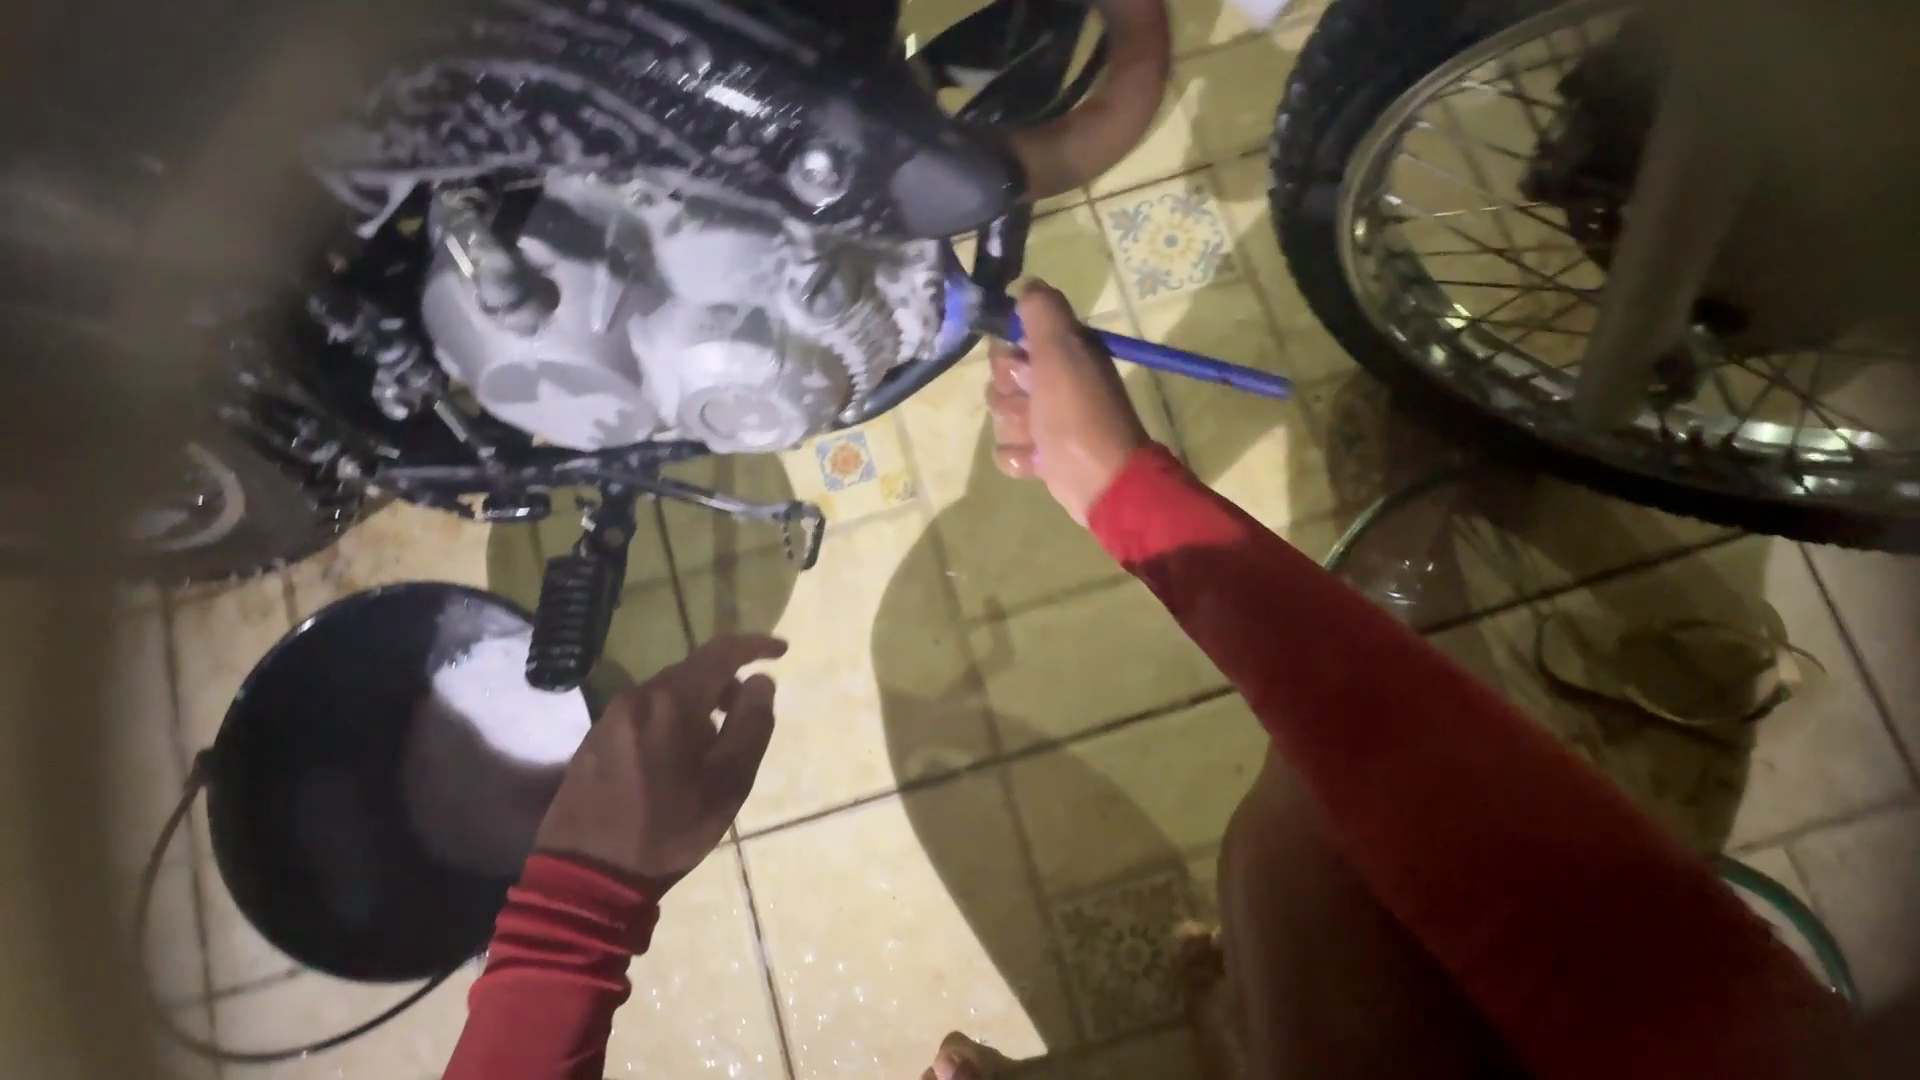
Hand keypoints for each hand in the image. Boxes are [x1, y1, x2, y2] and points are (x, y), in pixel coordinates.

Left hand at [534, 634, 786, 890]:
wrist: (587, 876)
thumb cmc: (670, 827)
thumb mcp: (729, 782)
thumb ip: (752, 723)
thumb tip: (760, 682)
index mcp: (673, 700)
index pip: (721, 652)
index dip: (755, 645)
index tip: (781, 651)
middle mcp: (638, 697)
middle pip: (693, 671)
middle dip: (727, 681)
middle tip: (749, 711)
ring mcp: (611, 717)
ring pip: (668, 693)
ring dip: (699, 703)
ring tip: (716, 742)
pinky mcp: (595, 740)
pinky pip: (646, 713)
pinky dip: (673, 718)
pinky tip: (678, 757)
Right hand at [987, 281, 1149, 523]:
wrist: (1097, 478)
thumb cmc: (1077, 412)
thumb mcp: (1061, 349)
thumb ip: (1043, 311)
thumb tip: (1028, 284)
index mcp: (1063, 354)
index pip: (1011, 343)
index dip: (1009, 357)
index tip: (1024, 367)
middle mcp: (1055, 383)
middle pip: (1001, 380)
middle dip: (1009, 395)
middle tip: (1034, 405)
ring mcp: (1047, 422)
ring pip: (1001, 417)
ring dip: (1015, 428)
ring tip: (1040, 437)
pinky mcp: (1041, 457)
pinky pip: (1008, 451)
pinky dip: (1020, 458)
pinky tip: (1038, 461)